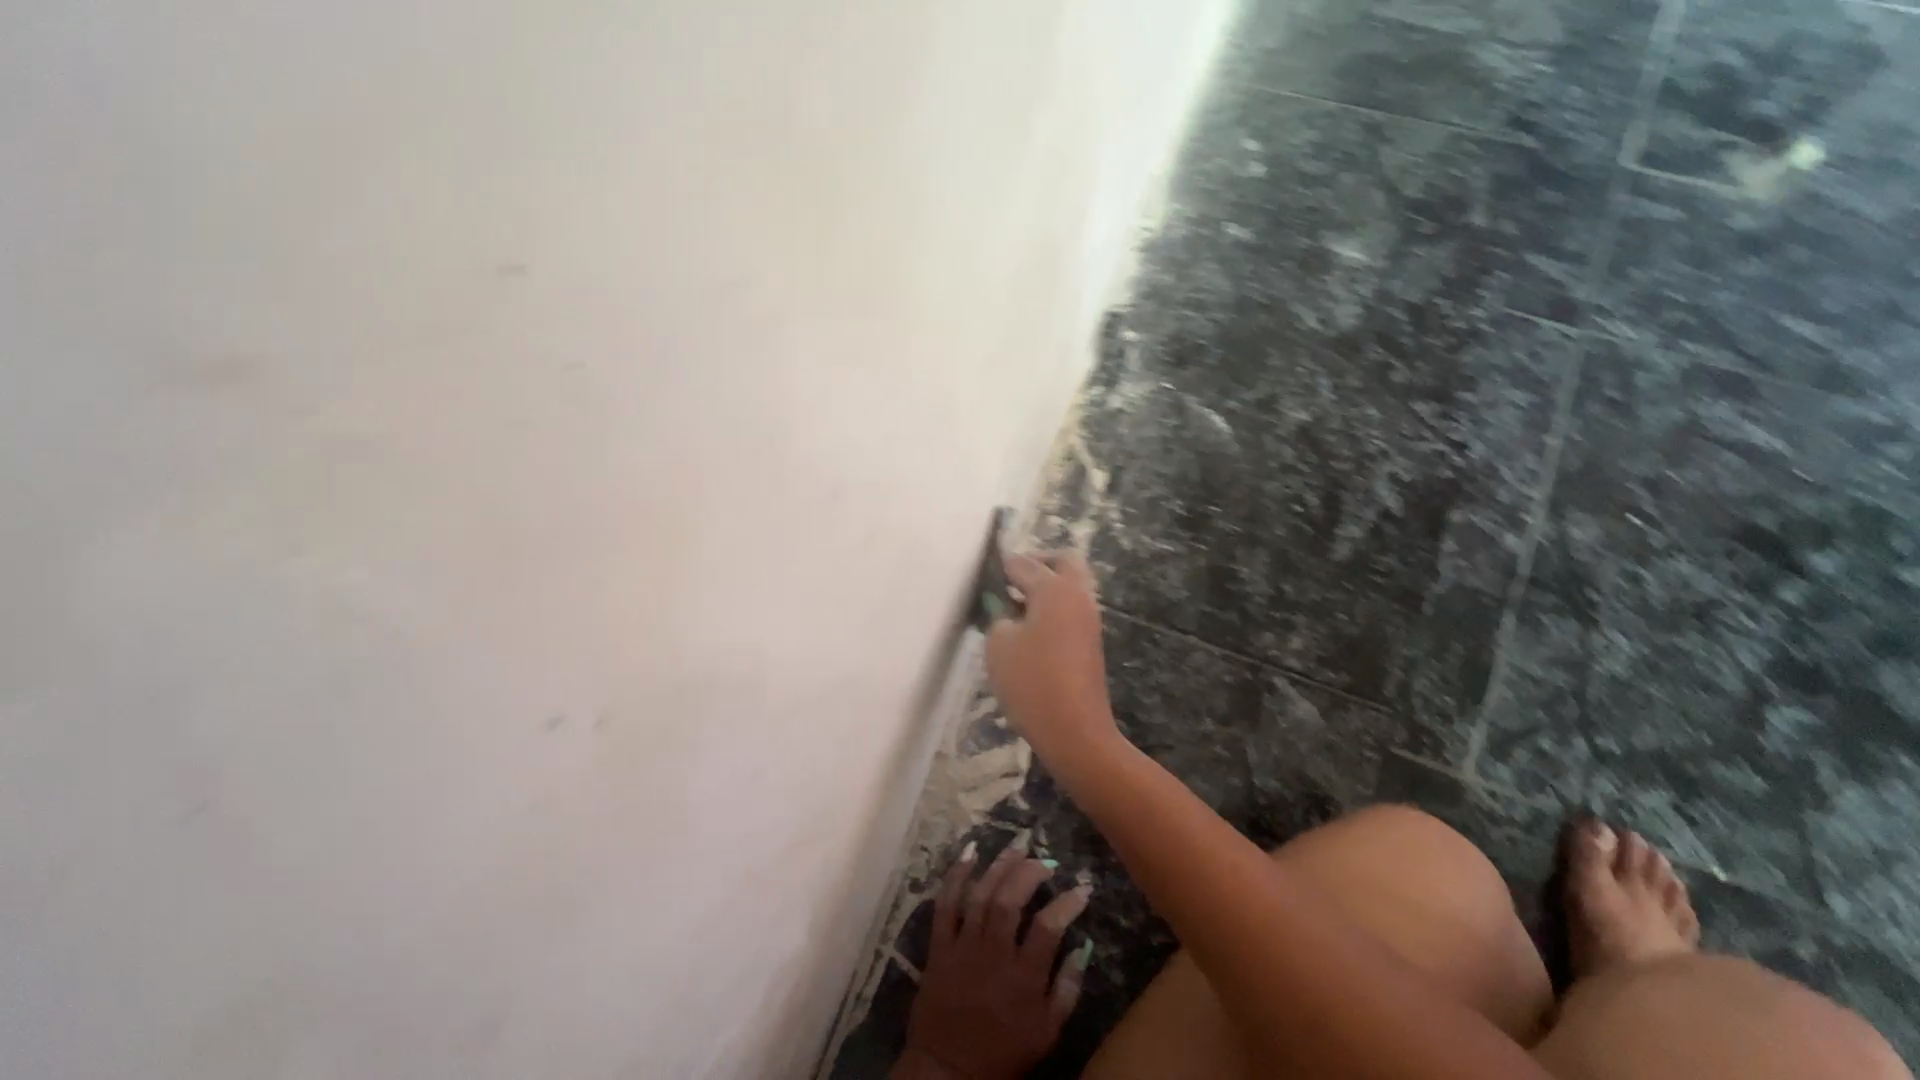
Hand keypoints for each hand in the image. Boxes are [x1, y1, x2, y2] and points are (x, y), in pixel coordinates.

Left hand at [896, 845, 1093, 1079]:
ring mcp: (962, 948)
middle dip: (1029, 873)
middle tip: (1045, 859)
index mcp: (1023, 978)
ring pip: (979, 895)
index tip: (1082, 887)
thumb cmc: (1003, 1052)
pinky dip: (956, 877)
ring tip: (1016, 845)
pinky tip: (970, 854)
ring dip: (999, 866)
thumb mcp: (1048, 1032)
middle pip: (1009, 900)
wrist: (947, 1069)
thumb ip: (1068, 988)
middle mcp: (992, 955)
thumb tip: (1084, 946)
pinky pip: (944, 905)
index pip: (1049, 927)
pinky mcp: (938, 947)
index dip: (1067, 902)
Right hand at [985, 551, 1122, 769]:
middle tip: (1008, 582)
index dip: (1000, 568)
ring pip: (1070, 586)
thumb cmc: (1031, 682)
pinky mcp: (1090, 641)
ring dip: (1045, 588)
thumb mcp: (999, 645)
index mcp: (1055, 589)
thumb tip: (1006, 610)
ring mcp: (1089, 619)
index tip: (982, 575)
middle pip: (1063, 562)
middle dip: (1036, 564)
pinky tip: (1027, 630)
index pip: (1023, 563)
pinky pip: (1070, 609)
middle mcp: (1078, 595)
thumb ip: (998, 616)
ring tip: (1013, 609)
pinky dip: (1052, 608)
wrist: (1074, 729)